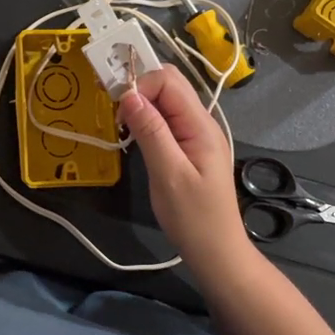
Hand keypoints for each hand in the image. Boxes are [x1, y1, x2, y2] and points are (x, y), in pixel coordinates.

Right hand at [117, 65, 253, 270]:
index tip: (118, 111)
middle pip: (169, 84)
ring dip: (142, 105)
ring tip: (122, 127)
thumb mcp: (169, 175)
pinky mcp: (189, 146)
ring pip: (167, 101)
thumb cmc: (194, 218)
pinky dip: (147, 120)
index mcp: (201, 125)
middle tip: (116, 115)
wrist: (217, 253)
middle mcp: (201, 122)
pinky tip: (135, 137)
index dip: (141, 86)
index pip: (169, 81)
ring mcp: (197, 134)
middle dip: (140, 89)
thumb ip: (151, 132)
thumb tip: (129, 95)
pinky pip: (167, 119)